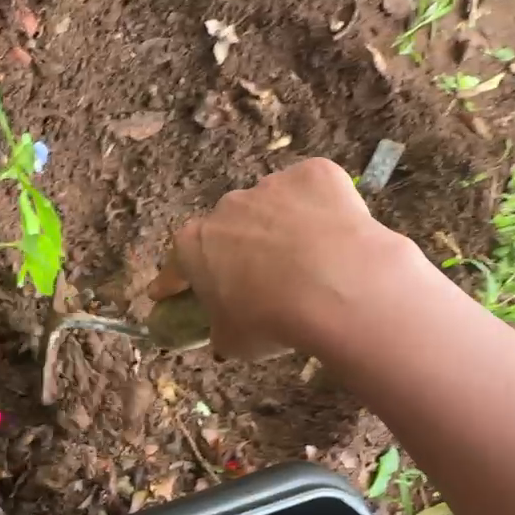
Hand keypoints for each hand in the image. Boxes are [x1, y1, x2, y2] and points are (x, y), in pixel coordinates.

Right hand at [145, 157, 430, 359]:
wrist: (340, 289)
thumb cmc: (271, 320)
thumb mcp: (231, 341)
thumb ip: (219, 327)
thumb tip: (225, 327)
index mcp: (193, 246)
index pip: (176, 265)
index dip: (176, 282)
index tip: (174, 292)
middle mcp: (224, 208)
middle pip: (224, 229)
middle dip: (233, 251)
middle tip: (254, 280)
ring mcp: (270, 186)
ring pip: (268, 207)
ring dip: (275, 227)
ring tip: (302, 258)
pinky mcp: (314, 173)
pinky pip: (309, 190)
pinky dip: (315, 207)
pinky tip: (331, 233)